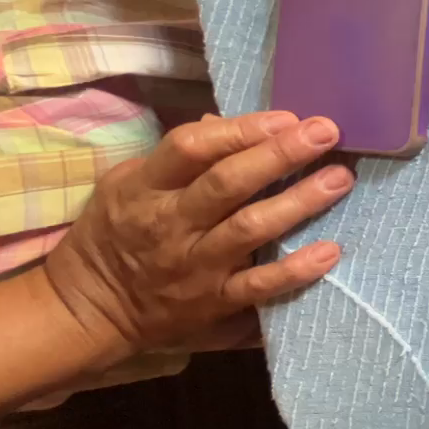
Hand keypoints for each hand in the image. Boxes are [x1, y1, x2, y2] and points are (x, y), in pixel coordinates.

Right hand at [41, 111, 353, 363]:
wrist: (87, 310)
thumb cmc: (118, 233)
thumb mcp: (130, 186)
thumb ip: (181, 156)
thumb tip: (224, 120)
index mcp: (144, 188)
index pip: (189, 148)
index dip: (240, 130)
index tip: (287, 117)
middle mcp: (170, 223)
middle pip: (227, 183)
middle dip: (279, 154)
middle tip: (327, 133)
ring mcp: (194, 264)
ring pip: (250, 228)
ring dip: (299, 202)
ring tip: (341, 178)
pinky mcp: (215, 301)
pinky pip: (259, 285)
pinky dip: (296, 269)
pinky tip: (331, 251)